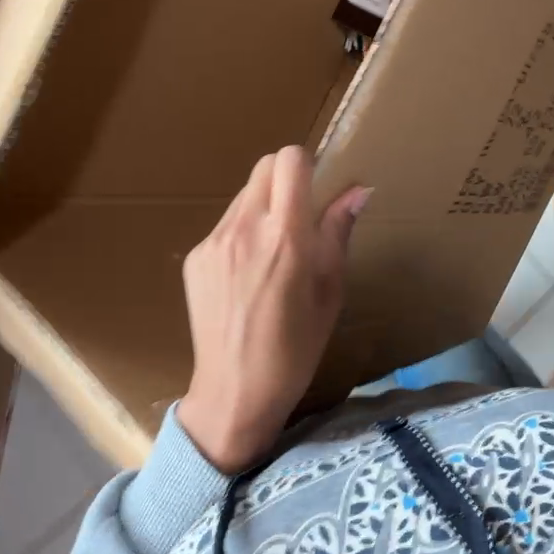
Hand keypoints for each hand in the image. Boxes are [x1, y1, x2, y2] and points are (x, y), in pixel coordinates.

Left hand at [176, 147, 371, 472]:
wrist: (234, 392)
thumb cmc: (295, 350)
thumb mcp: (330, 293)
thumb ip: (337, 233)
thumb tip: (358, 190)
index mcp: (286, 238)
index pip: (289, 160)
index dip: (306, 166)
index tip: (316, 189)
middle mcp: (245, 229)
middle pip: (265, 167)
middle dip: (286, 179)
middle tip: (299, 217)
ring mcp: (214, 242)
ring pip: (244, 194)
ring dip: (264, 206)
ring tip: (273, 252)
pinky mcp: (195, 257)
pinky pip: (225, 224)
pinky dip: (243, 232)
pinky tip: (248, 273)